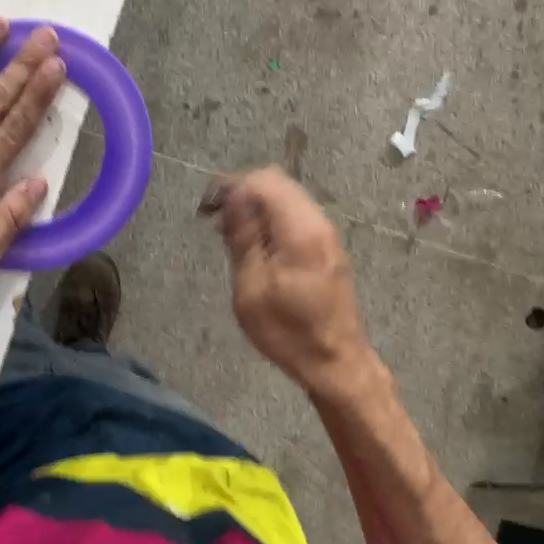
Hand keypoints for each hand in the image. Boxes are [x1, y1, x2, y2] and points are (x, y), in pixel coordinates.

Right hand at [217, 167, 378, 400]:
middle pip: (276, 182)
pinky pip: (295, 215)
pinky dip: (270, 219)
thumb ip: (244, 237)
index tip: (207, 209)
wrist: (336, 362)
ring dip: (255, 206)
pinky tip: (254, 244)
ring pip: (286, 197)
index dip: (231, 186)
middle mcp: (318, 223)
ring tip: (229, 234)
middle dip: (242, 192)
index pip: (263, 181)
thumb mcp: (253, 288)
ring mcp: (326, 234)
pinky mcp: (326, 247)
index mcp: (300, 230)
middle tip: (214, 219)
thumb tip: (232, 196)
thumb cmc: (288, 332)